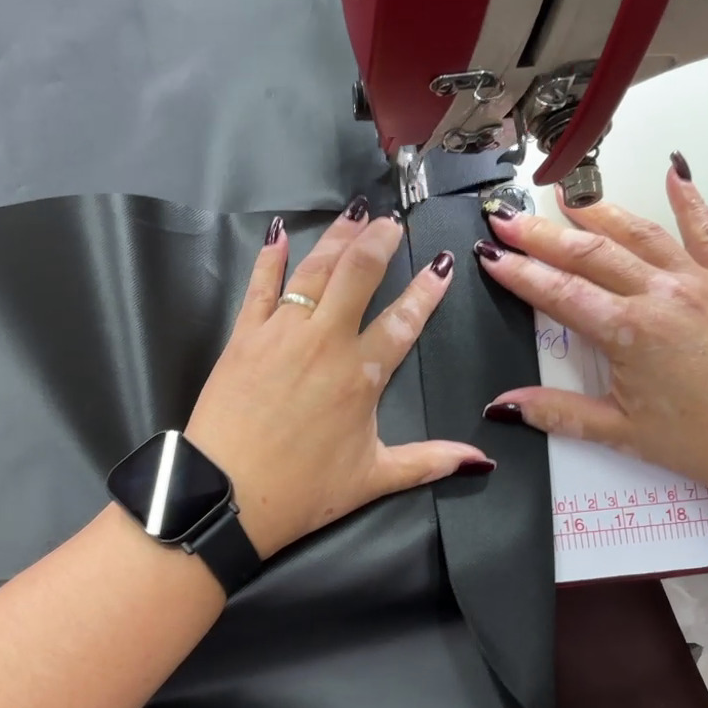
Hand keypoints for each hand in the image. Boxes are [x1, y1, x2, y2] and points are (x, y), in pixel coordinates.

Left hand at [186, 203, 488, 558]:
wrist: (228, 494)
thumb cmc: (302, 491)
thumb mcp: (373, 480)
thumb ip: (428, 462)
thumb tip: (480, 462)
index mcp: (362, 375)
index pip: (404, 320)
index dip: (426, 290)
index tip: (441, 264)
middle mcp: (325, 341)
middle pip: (358, 274)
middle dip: (379, 242)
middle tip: (391, 223)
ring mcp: (281, 333)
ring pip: (314, 269)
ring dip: (337, 238)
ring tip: (355, 214)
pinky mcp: (243, 336)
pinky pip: (259, 286)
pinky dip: (269, 257)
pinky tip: (278, 233)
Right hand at [474, 165, 707, 512]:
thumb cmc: (705, 441)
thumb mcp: (619, 431)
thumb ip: (557, 412)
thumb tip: (505, 405)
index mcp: (630, 332)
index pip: (559, 292)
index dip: (519, 272)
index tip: (490, 255)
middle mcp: (662, 296)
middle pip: (590, 253)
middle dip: (542, 234)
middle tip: (508, 218)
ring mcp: (699, 283)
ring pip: (639, 234)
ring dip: (599, 213)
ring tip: (567, 196)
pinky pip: (706, 232)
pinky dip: (689, 201)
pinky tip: (675, 175)